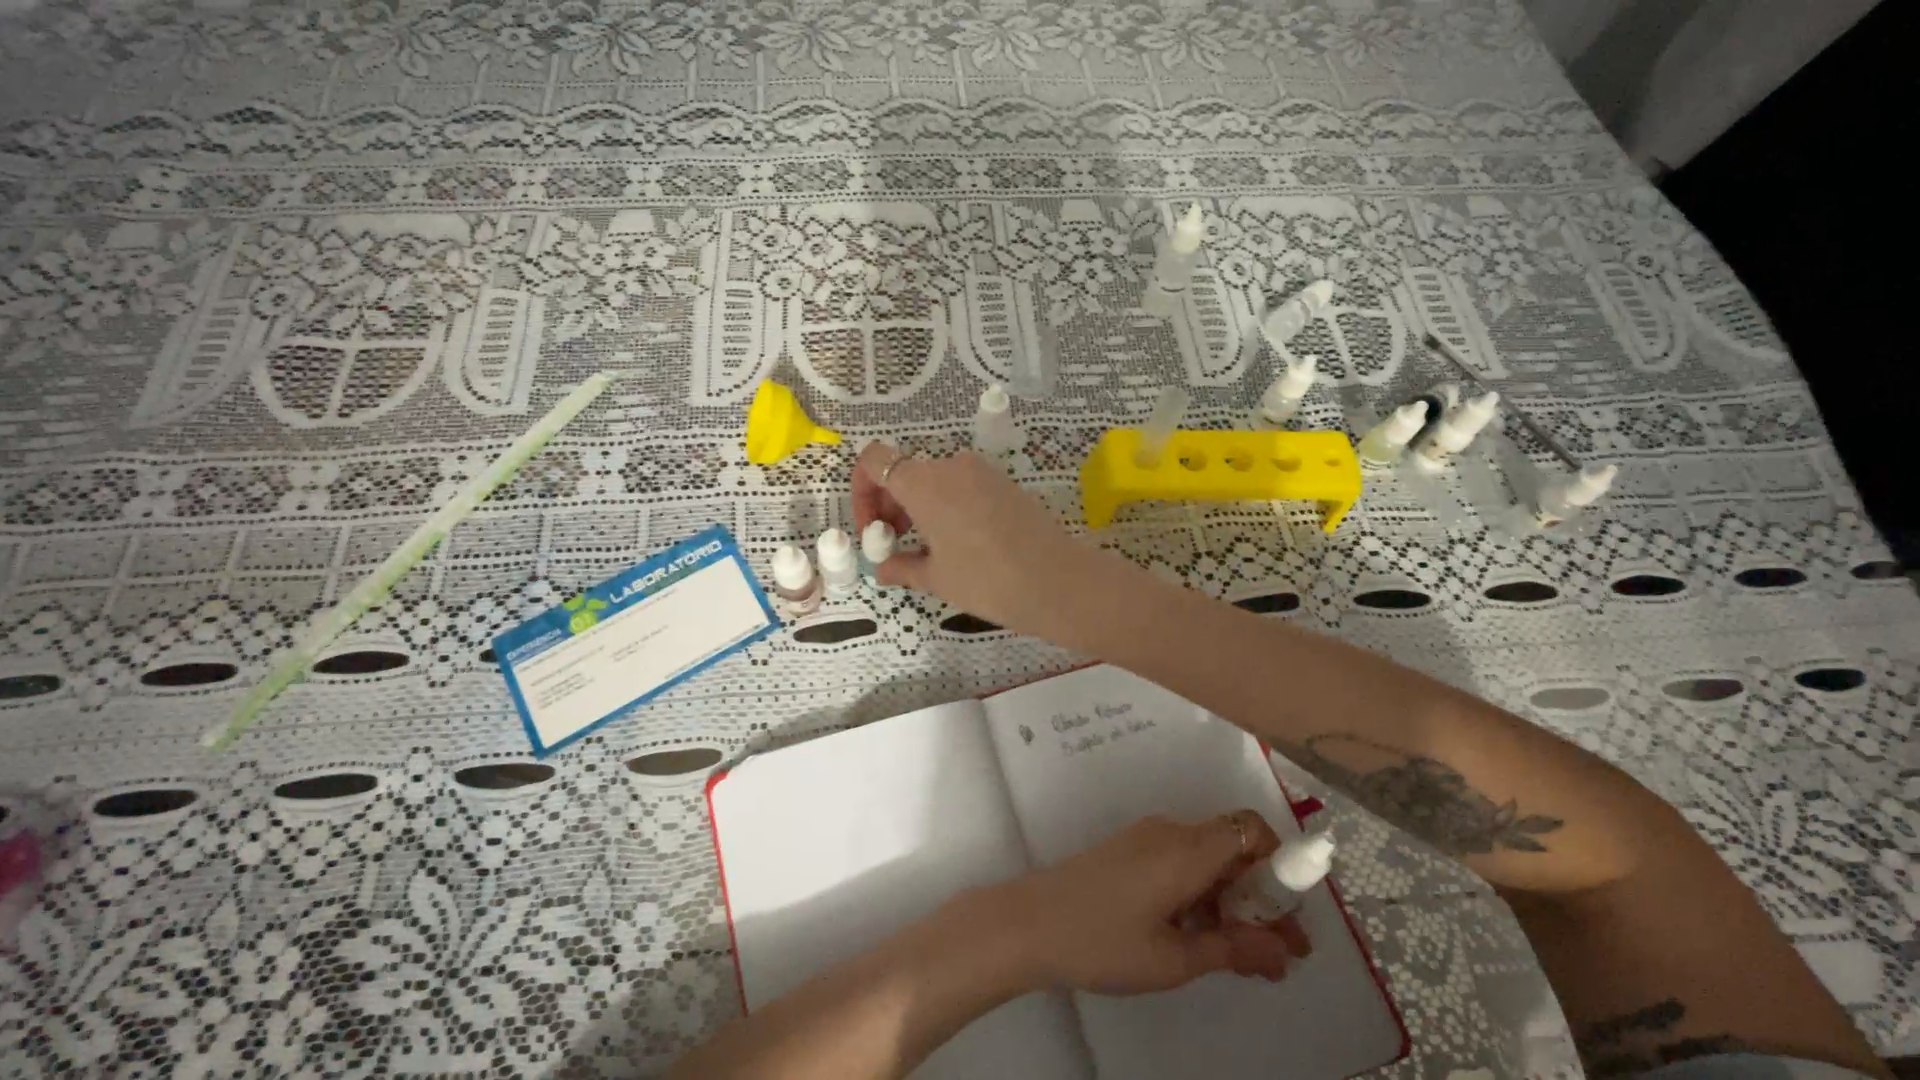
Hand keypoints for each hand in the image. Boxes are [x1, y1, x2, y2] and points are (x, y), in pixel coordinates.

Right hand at [852, 442, 1120, 634]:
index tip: (873, 530)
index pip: (874, 461)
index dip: (862, 492)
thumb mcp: (936, 578)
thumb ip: (902, 567)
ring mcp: (981, 471)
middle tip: (894, 546)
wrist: (1058, 581)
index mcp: (924, 483)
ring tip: (925, 551)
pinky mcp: (1004, 483)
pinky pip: (961, 487)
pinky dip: (947, 507)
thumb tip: (883, 568)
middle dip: (889, 506)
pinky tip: (957, 544)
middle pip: (904, 472)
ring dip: (918, 508)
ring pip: (934, 480)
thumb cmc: (987, 581)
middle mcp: (951, 466)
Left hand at [993, 813, 1311, 996]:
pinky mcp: (1127, 854)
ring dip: (1232, 903)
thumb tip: (1281, 950)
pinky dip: (1202, 897)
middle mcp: (1170, 833)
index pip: (1252, 830)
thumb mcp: (1174, 958)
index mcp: (1187, 849)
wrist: (1026, 925)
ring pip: (1207, 861)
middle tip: (1278, 955)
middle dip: (1262, 898)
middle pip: (1234, 849)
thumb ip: (1233, 949)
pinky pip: (1180, 865)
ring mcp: (1145, 841)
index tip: (1290, 919)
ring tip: (1245, 960)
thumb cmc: (1103, 941)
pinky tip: (1202, 940)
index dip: (1281, 868)